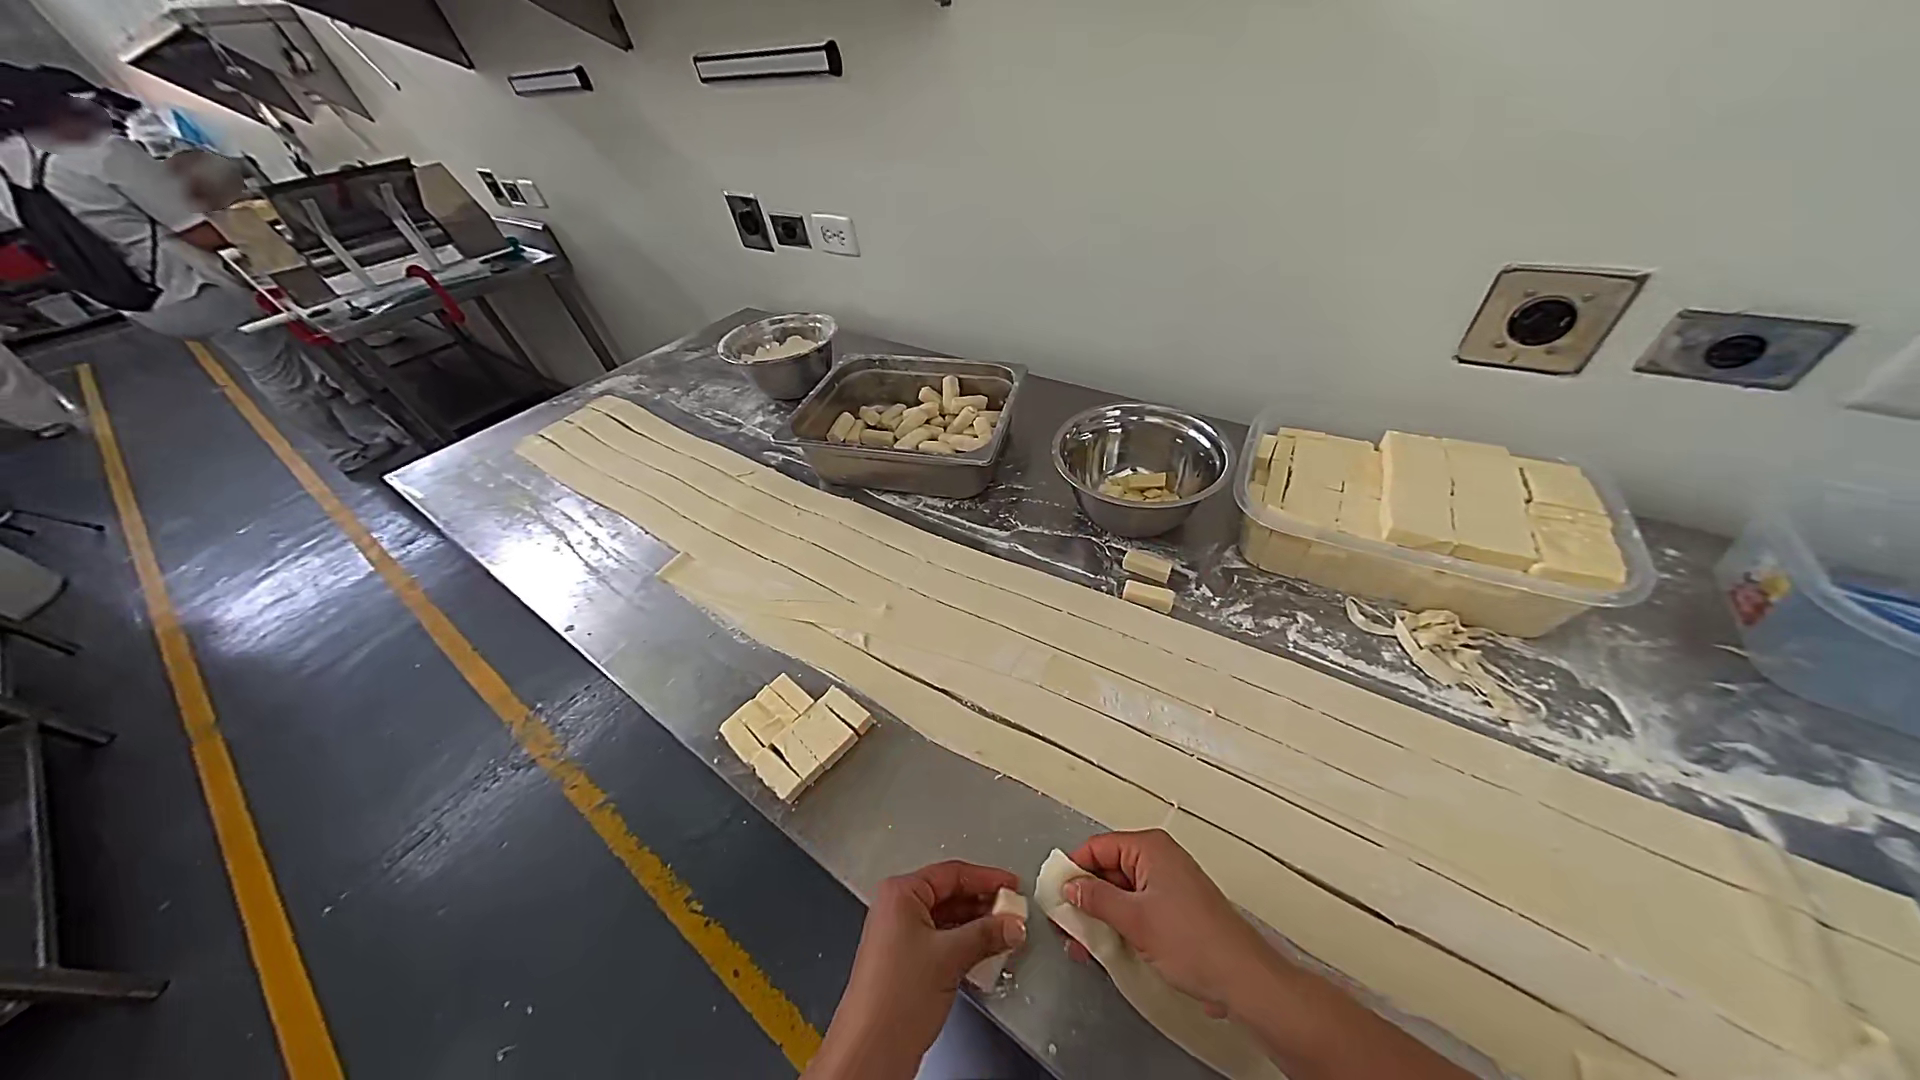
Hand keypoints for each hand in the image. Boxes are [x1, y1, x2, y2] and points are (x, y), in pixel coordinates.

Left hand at [807, 861, 1025, 1079]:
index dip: (986, 878)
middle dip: (984, 904)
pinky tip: (986, 952)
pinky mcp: (906, 960)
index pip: (952, 873)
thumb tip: (1011, 924)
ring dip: (977, 926)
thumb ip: (986, 934)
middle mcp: (897, 908)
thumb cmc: (895, 997)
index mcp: (901, 893)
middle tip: (1013, 911)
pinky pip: (942, 940)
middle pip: (950, 894)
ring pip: (947, 919)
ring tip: (1005, 932)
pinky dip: (964, 943)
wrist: (871, 1050)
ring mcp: (900, 935)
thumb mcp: (950, 956)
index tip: (1011, 884)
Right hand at [1063, 829, 1277, 1019]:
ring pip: (1119, 891)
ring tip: (1084, 943)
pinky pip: (1135, 907)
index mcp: (1150, 848)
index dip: (1074, 870)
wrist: (1243, 980)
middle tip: (1066, 924)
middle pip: (1107, 869)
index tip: (1056, 893)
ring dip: (1099, 915)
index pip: (1097, 847)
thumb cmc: (1196, 942)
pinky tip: (1107, 946)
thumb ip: (1095, 899)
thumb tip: (1070, 887)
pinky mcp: (1173, 909)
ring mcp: (1167, 884)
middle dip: (1085, 897)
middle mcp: (1158, 859)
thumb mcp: (1134, 919)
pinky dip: (1118, 923)